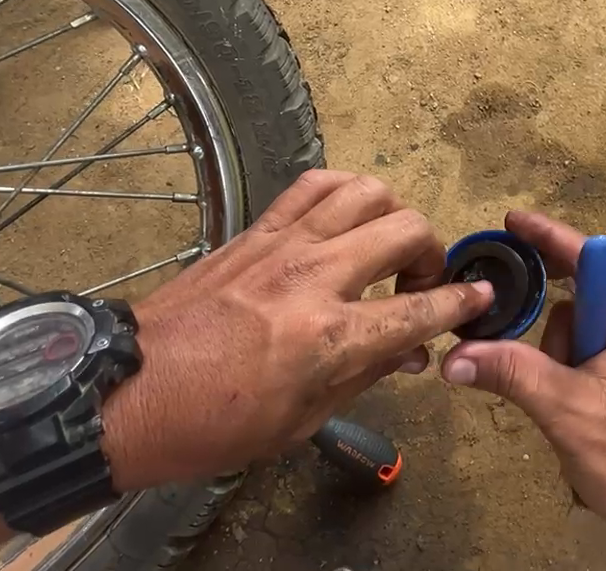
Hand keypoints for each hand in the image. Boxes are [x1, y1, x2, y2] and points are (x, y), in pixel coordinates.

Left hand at [98, 170, 492, 489]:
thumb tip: (416, 349)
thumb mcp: (301, 422)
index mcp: (330, 338)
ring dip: (393, 213)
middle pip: (408, 229)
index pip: (422, 308)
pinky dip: (345, 188)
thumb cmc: (215, 424)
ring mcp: (286, 244)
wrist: (125, 393)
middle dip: (432, 253)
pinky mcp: (259, 228)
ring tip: (384, 242)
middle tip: (419, 279)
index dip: (462, 301)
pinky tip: (346, 213)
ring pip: (369, 191)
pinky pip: (317, 182)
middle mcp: (317, 278)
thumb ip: (369, 373)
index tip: (481, 296)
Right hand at [440, 212, 605, 568]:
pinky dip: (575, 351)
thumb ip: (510, 372)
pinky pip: (600, 334)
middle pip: (591, 279)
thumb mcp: (564, 410)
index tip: (513, 220)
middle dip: (551, 293)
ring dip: (563, 340)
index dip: (550, 236)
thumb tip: (452, 357)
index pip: (591, 258)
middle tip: (511, 293)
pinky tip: (570, 388)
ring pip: (590, 312)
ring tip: (563, 388)